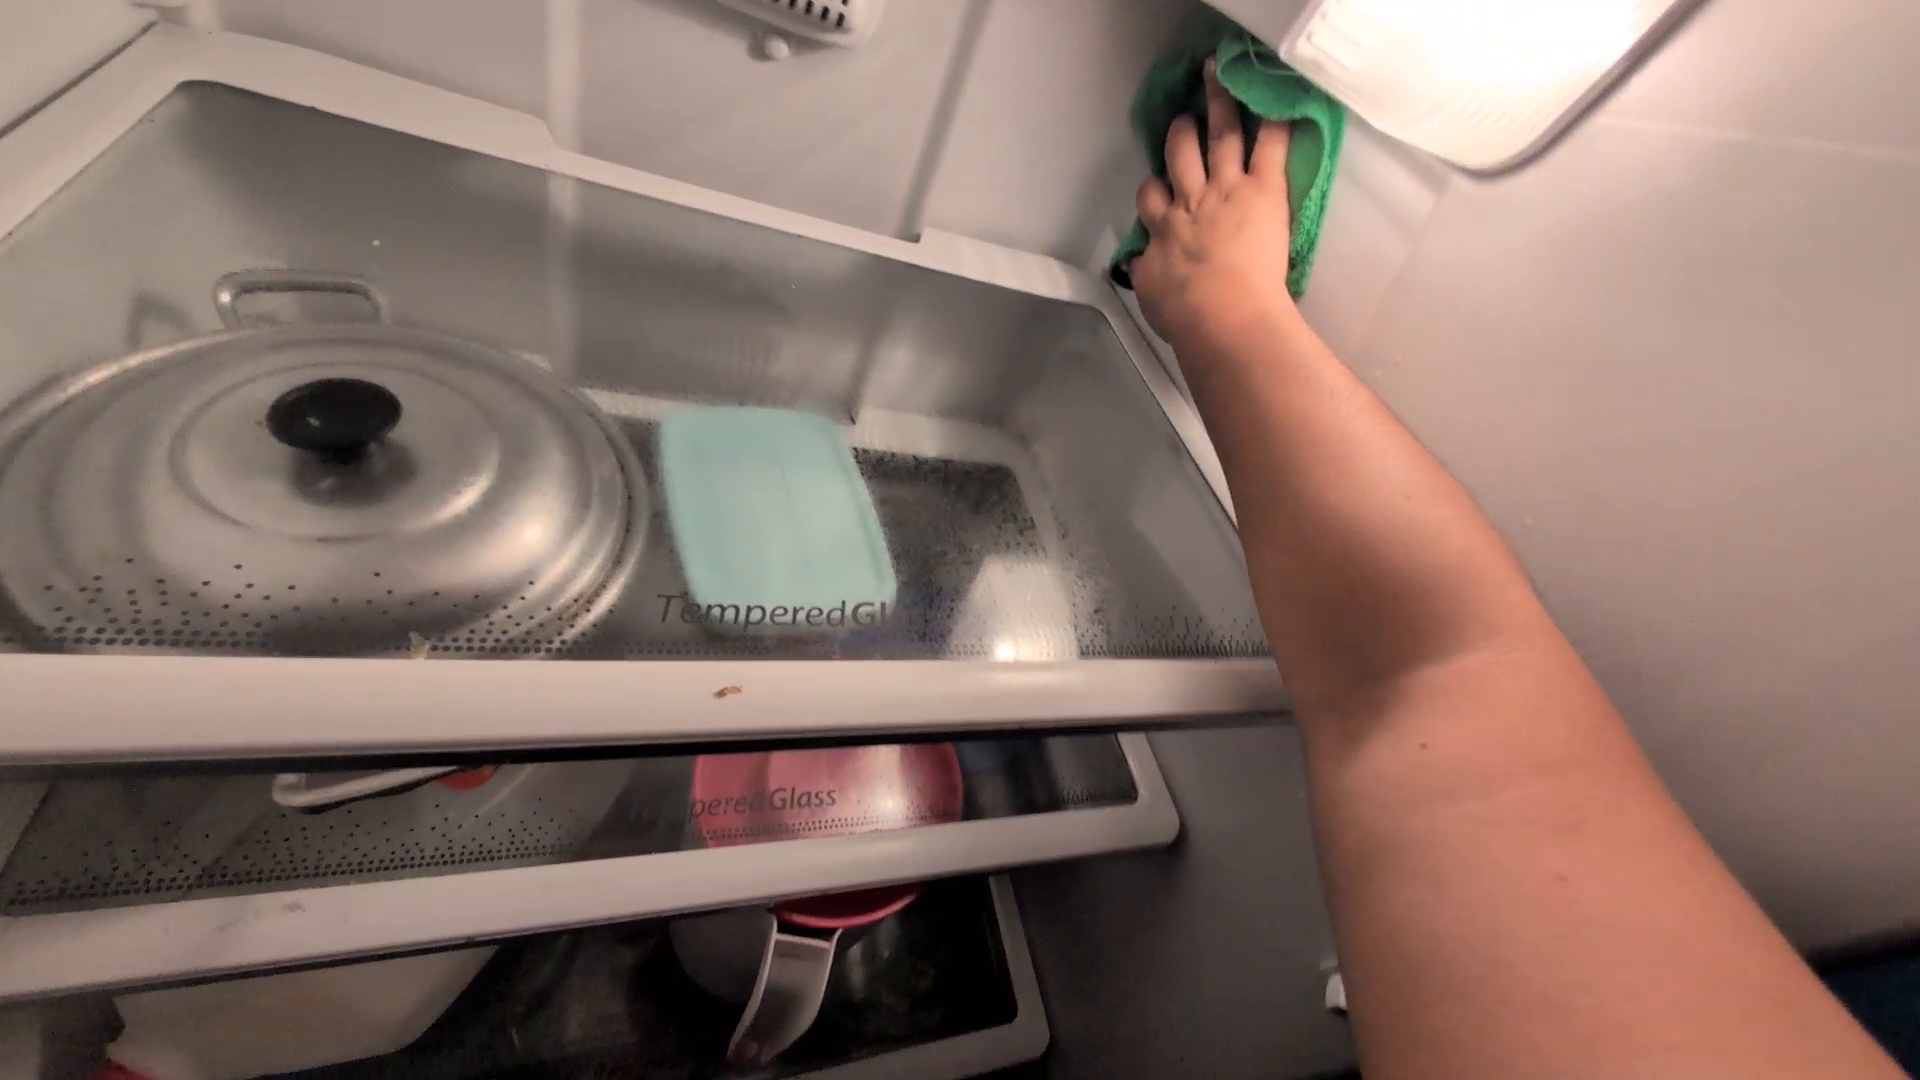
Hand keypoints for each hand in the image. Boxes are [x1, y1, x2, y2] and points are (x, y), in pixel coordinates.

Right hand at [1131, 61, 1296, 353]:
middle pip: (1180, 157)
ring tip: (1218, 86)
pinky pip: (1269, 147)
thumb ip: (1145, 273)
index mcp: (1163, 231)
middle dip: (1180, 135)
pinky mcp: (1262, 190)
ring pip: (1219, 139)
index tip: (1157, 188)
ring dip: (1218, 108)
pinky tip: (1277, 102)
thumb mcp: (1150, 294)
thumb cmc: (1184, 315)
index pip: (1151, 198)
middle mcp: (1190, 202)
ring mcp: (1226, 190)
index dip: (1154, 189)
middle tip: (1182, 121)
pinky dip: (1274, 122)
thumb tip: (1138, 264)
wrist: (1219, 313)